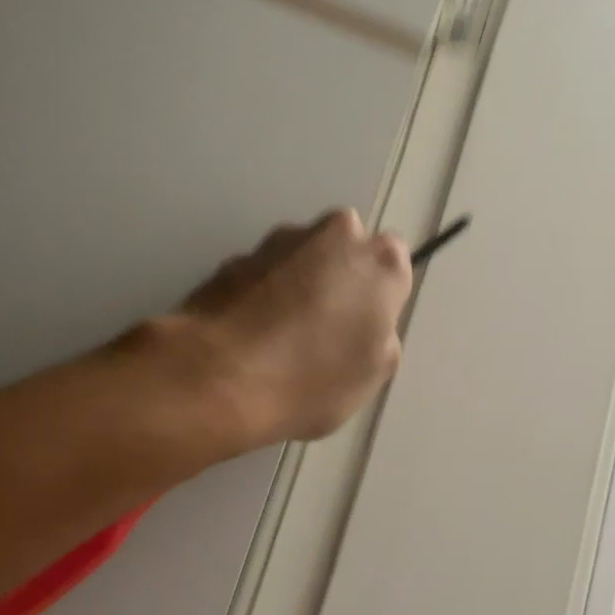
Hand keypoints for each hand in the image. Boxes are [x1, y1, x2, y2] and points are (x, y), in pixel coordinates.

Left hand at [175, 208, 412, 448]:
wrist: (220, 376)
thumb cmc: (312, 379)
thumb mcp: (372, 375)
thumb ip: (380, 333)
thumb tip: (365, 322)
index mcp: (380, 261)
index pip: (394, 259)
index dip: (377, 291)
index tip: (363, 321)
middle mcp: (335, 235)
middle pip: (344, 246)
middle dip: (336, 274)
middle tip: (323, 325)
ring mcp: (279, 241)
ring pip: (298, 255)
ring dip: (293, 282)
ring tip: (277, 336)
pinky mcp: (234, 256)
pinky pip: (259, 273)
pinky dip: (257, 293)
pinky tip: (247, 335)